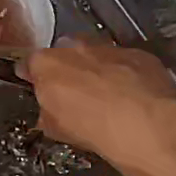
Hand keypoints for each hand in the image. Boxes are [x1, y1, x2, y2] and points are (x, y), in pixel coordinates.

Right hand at [23, 38, 175, 175]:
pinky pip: (124, 61)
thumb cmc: (89, 127)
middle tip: (71, 88)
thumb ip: (45, 109)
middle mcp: (75, 48)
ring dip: (95, 67)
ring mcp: (110, 48)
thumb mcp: (53, 127)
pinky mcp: (140, 54)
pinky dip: (124, 72)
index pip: (30, 62)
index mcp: (47, 63)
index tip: (35, 85)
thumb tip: (48, 107)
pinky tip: (131, 93)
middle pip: (63, 50)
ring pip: (95, 53)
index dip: (32, 74)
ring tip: (104, 92)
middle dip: (65, 65)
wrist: (145, 126)